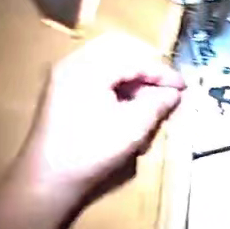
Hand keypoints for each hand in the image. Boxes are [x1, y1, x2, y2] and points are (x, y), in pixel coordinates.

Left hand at [15, 34, 184, 206]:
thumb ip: (157, 104)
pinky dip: (114, 78)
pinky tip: (127, 99)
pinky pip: (93, 70)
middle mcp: (72, 63)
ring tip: (150, 93)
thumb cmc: (90, 153)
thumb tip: (174, 92)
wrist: (46, 180)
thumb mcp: (132, 129)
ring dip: (131, 70)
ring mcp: (62, 75)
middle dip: (146, 64)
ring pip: (105, 57)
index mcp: (88, 68)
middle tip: (166, 84)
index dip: (162, 72)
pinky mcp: (60, 89)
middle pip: (118, 48)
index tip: (183, 87)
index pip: (134, 59)